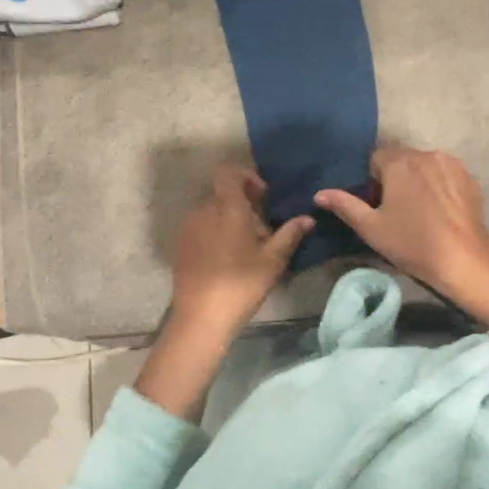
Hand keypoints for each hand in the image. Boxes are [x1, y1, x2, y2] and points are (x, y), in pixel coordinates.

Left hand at [169, 165, 313, 332]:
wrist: (201, 316)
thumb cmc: (241, 283)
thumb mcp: (273, 260)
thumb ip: (290, 234)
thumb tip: (307, 218)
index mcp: (226, 207)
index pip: (229, 172)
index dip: (246, 177)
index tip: (263, 197)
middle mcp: (203, 210)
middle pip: (223, 195)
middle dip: (243, 205)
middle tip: (262, 230)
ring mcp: (188, 228)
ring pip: (211, 213)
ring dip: (229, 221)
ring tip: (246, 247)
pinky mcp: (180, 246)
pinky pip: (200, 228)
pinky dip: (215, 234)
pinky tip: (227, 259)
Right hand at [314, 148, 488, 295]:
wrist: (462, 259)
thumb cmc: (411, 243)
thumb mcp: (371, 228)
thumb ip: (344, 205)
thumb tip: (319, 194)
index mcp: (400, 162)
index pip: (375, 160)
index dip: (372, 182)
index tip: (376, 206)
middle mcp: (426, 154)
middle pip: (401, 160)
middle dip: (395, 179)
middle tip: (396, 211)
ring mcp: (451, 165)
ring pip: (424, 166)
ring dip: (417, 181)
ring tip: (419, 212)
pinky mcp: (469, 179)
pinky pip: (445, 176)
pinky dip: (439, 187)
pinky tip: (440, 212)